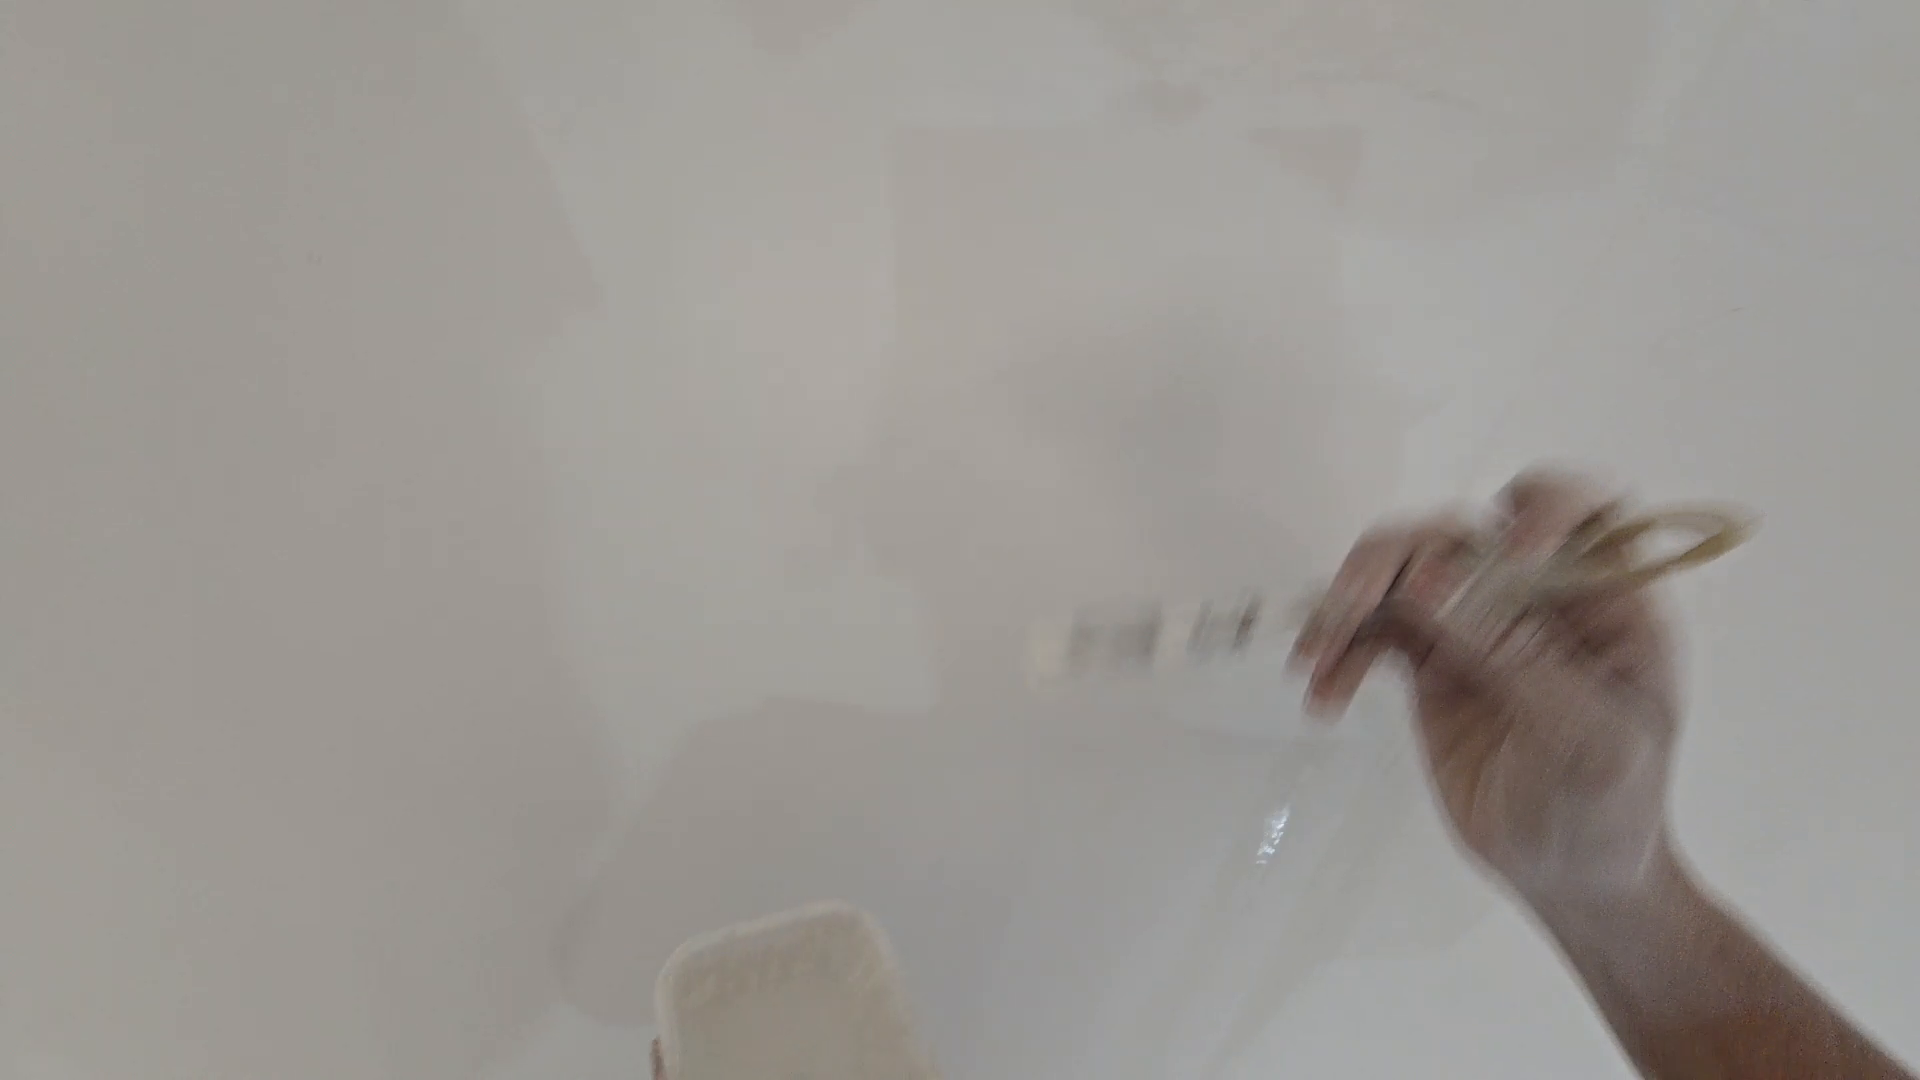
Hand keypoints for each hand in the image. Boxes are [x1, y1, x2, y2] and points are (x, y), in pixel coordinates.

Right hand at [1291, 469, 1680, 905]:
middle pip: (1449, 534)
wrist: (1558, 872)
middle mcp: (1530, 597)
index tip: (1499, 557)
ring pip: (1394, 576)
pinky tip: (1323, 697)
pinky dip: (1337, 654)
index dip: (1535, 510)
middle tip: (1348, 610)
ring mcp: (1469, 623)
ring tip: (1312, 661)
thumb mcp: (1584, 739)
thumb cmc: (1603, 809)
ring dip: (1344, 609)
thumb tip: (1428, 581)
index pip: (1576, 510)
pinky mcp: (1422, 655)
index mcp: (1602, 602)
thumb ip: (1516, 654)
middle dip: (1389, 565)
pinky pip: (1368, 630)